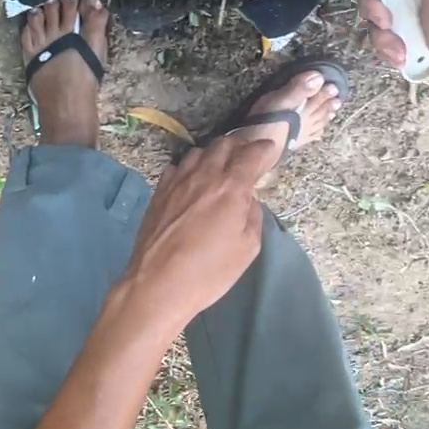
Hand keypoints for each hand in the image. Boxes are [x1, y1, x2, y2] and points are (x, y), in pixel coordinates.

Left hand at [117, 137, 270, 324]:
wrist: (159, 283)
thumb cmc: (209, 271)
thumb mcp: (247, 248)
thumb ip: (253, 216)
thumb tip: (249, 200)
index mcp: (231, 188)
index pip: (250, 154)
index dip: (263, 147)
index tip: (269, 148)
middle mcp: (204, 176)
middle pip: (223, 145)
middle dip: (239, 145)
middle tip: (246, 155)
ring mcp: (177, 181)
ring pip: (198, 152)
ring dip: (213, 154)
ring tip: (219, 166)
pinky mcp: (159, 192)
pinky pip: (177, 167)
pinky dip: (190, 167)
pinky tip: (192, 179)